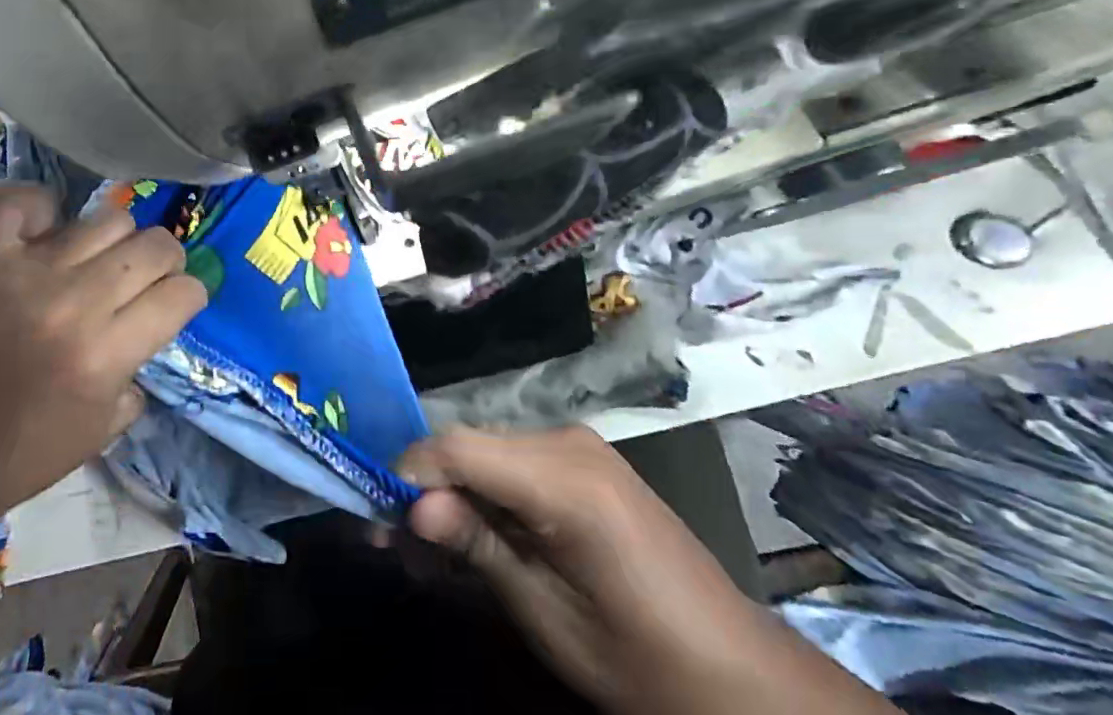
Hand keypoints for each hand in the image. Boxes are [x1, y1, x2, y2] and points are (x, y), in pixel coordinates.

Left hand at [0, 185, 205, 555]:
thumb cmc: (26, 454)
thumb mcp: (106, 426)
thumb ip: (141, 370)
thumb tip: (151, 325)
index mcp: (108, 352)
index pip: (183, 292)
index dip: (188, 298)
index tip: (174, 306)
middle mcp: (75, 302)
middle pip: (156, 246)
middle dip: (165, 263)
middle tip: (143, 282)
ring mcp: (25, 272)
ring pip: (107, 218)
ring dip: (115, 240)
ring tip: (95, 262)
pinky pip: (18, 200)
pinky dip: (39, 208)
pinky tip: (43, 233)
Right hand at [399, 427, 891, 714]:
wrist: (732, 669)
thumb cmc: (638, 656)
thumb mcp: (546, 613)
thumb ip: (478, 548)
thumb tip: (413, 509)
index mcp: (567, 480)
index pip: (459, 446)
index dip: (410, 474)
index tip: (380, 522)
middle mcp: (569, 442)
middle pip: (469, 444)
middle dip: (427, 488)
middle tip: (398, 546)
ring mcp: (580, 447)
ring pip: (486, 450)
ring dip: (453, 493)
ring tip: (432, 552)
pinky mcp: (584, 461)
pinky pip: (513, 461)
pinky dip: (484, 492)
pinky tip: (476, 535)